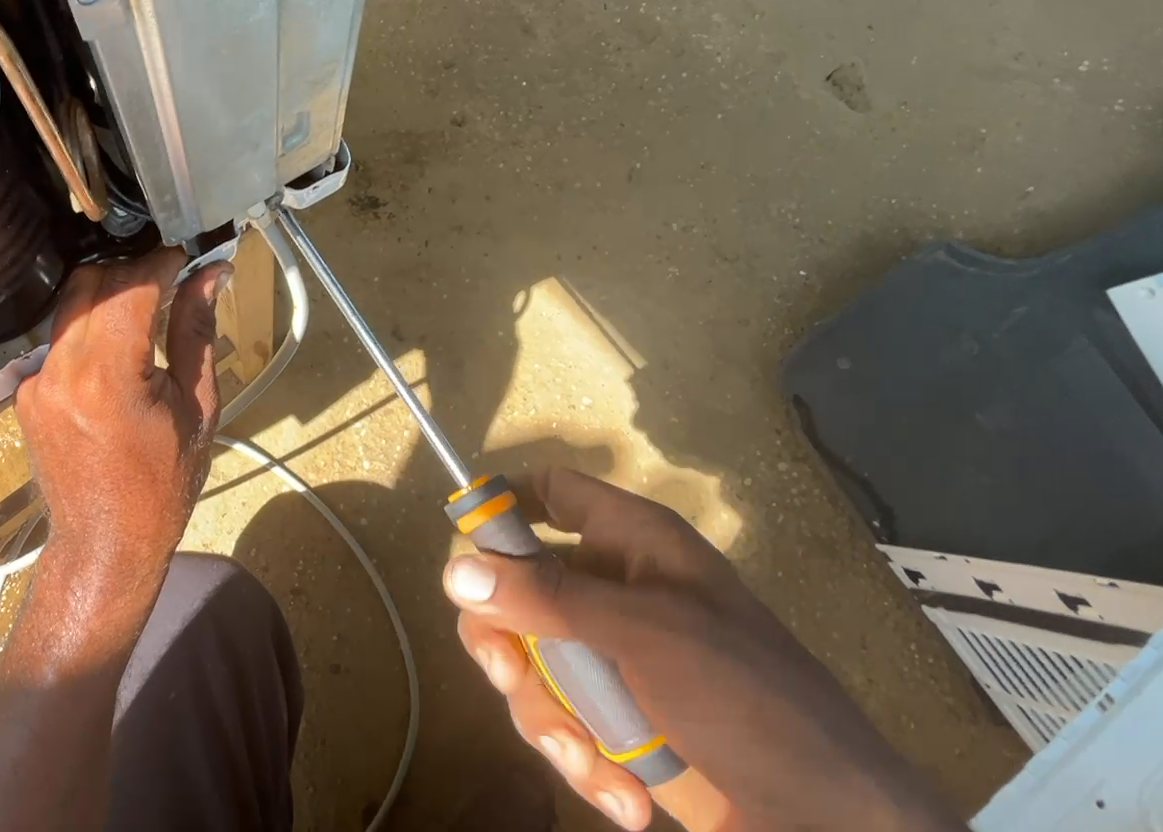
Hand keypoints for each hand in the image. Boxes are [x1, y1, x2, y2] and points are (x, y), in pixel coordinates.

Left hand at [15, 249, 229, 584]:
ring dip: (108, 295)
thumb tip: (211, 276)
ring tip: (146, 311)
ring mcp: (36, 381)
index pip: (131, 286)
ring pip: (69, 305)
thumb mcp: (197, 408)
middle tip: (170, 281)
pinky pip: (57, 339)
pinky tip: (116, 350)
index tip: (186, 257)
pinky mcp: (25, 394)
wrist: (105, 543)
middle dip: (133, 271)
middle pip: (92, 283)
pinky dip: (88, 329)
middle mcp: (62, 369)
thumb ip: (197, 333)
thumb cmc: (164, 485)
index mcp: (110, 376)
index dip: (162, 261)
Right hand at [444, 468, 964, 831]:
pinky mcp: (620, 719)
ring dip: (549, 720)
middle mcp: (616, 591)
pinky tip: (621, 797)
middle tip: (509, 676)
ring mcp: (616, 658)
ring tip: (588, 763)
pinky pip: (564, 718)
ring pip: (533, 663)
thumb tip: (456, 568)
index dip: (504, 503)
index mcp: (633, 545)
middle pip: (518, 588)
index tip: (465, 544)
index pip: (552, 492)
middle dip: (507, 643)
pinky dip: (582, 760)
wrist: (835, 826)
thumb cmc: (749, 703)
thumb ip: (548, 598)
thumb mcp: (644, 637)